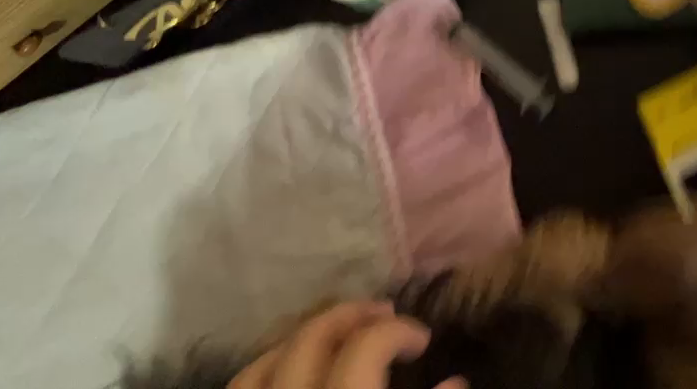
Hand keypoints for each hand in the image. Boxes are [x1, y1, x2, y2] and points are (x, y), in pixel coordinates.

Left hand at [230, 301, 461, 388]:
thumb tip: (457, 380)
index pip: (365, 345)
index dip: (398, 331)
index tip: (422, 340)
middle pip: (311, 339)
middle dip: (350, 316)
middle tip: (384, 315)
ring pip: (263, 362)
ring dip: (302, 337)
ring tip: (334, 335)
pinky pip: (239, 388)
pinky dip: (264, 369)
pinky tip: (285, 371)